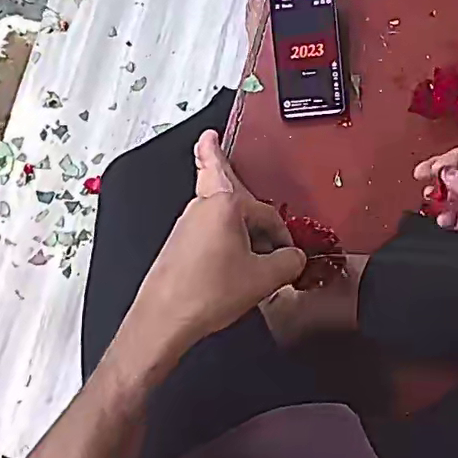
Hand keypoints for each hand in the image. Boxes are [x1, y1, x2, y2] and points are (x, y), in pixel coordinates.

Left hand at [115, 136, 305, 363]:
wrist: (163, 320)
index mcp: (224, 205)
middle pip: (222, 182)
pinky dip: (222, 233)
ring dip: (232, 214)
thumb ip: (290, 262)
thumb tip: (295, 258)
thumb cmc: (207, 293)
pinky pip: (207, 226)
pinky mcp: (179, 244)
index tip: (289, 248)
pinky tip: (231, 255)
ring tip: (233, 211)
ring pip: (216, 208)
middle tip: (209, 137)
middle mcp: (202, 208)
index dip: (283, 232)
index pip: (267, 212)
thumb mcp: (264, 278)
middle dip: (217, 159)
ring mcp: (187, 225)